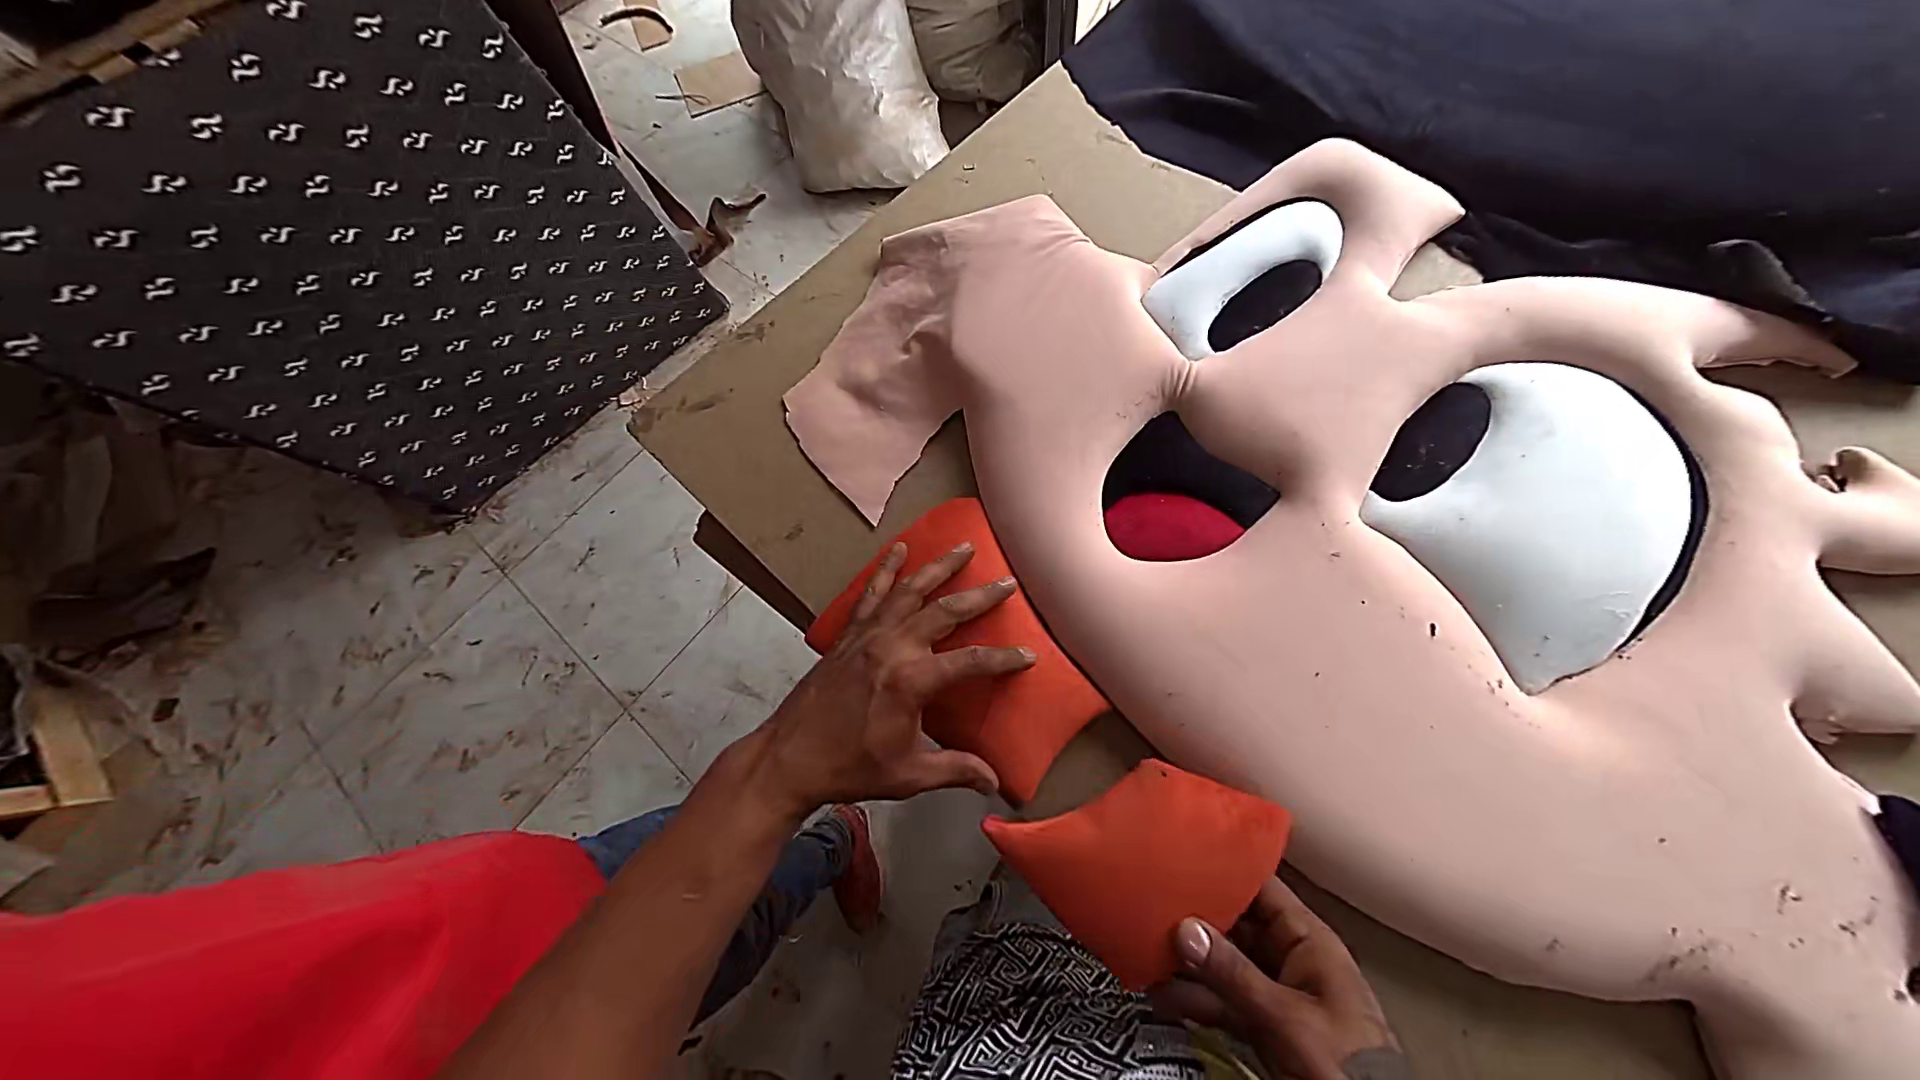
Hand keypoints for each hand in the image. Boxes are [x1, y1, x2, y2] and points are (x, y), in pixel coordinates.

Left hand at [745, 541, 1035, 817]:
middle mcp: (891, 647)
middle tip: (1006, 583)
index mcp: (910, 681)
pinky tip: (898, 550)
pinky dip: (886, 570)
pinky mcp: (849, 635)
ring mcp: (867, 636)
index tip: (1028, 655)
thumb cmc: (849, 767)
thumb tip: (993, 781)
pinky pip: (872, 594)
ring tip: (962, 548)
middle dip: (980, 596)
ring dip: (938, 567)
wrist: (789, 758)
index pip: (971, 661)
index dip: (1003, 659)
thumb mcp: (908, 774)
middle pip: (945, 611)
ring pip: (910, 591)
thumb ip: (955, 770)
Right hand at [1150, 877, 1406, 1079]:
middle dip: (1193, 918)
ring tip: (1147, 953)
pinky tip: (1162, 995)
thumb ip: (1234, 973)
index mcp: (1306, 939)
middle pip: (1232, 923)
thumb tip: (1186, 929)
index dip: (1224, 868)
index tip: (1182, 855)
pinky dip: (1192, 998)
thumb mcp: (1287, 1017)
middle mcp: (1286, 956)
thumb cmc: (1350, 1068)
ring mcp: (1272, 990)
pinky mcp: (1260, 1022)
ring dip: (1185, 962)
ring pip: (1220, 962)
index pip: (1260, 886)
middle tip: (1151, 906)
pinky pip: (1219, 998)